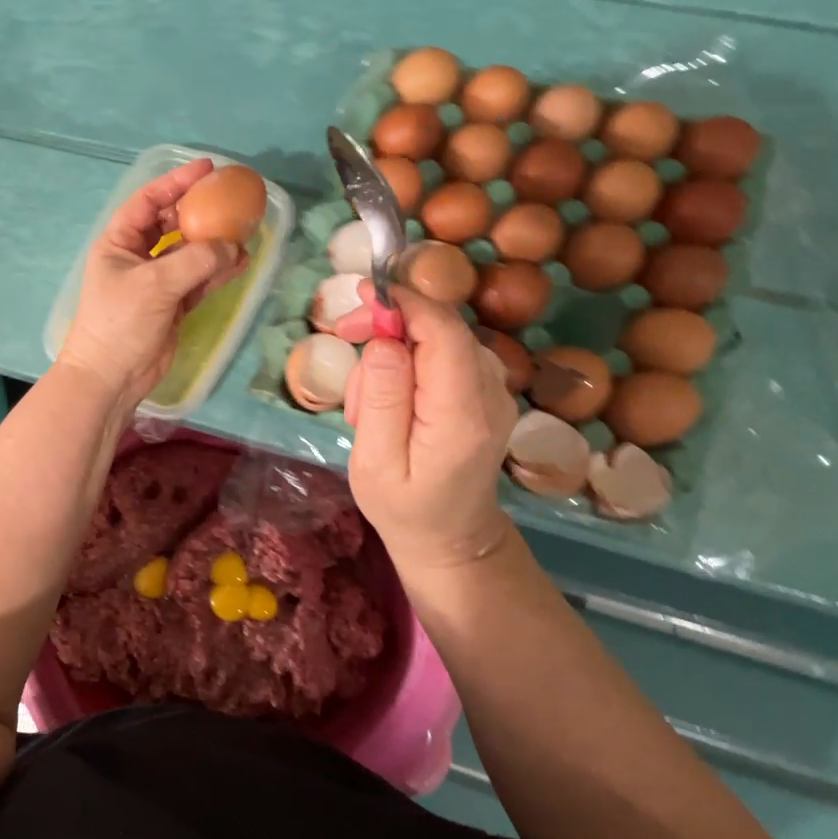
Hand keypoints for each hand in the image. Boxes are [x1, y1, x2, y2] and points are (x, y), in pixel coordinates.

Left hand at [59, 158, 244, 406]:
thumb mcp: (155, 284)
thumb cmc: (121, 323)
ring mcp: (155, 282)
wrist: (112, 377)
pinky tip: (242, 261)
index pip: (148, 201)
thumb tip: (233, 246)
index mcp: (118, 242)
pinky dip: (219, 271)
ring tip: (245, 230)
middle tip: (232, 199)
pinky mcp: (172, 304)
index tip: (207, 168)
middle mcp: (136, 257)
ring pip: (189, 252)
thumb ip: (196, 260)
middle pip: (171, 223)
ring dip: (214, 243)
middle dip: (200, 211)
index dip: (175, 182)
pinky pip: (199, 279)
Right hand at [341, 285, 518, 568]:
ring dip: (393, 351)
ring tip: (365, 403)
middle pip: (441, 328)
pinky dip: (409, 363)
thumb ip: (382, 400)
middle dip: (389, 324)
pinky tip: (388, 400)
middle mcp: (490, 393)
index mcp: (462, 414)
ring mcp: (493, 391)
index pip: (444, 332)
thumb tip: (383, 341)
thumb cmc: (404, 507)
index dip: (404, 303)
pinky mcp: (484, 392)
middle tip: (344, 338)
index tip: (360, 299)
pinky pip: (443, 356)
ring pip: (437, 339)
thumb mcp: (375, 463)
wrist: (451, 539)